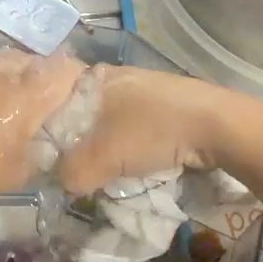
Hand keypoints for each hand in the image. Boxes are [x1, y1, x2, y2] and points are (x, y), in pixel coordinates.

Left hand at [0, 50, 85, 212]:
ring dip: (11, 72)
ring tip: (6, 93)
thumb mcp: (21, 171)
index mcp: (24, 97)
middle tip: (38, 96)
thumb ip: (45, 146)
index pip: (62, 68)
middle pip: (33, 60)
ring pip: (1, 58)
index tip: (71, 90)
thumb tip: (54, 136)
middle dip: (41, 75)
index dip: (72, 76)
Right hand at [54, 65, 241, 194]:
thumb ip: (71, 173)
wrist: (217, 126)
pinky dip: (127, 150)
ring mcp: (141, 91)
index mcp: (92, 77)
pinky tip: (132, 166)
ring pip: (106, 126)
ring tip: (104, 174)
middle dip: (77, 147)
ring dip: (105, 151)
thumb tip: (62, 183)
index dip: (45, 133)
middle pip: (80, 118)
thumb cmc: (151, 131)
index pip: (52, 103)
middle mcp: (113, 78)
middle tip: (75, 174)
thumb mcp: (101, 157)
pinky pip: (131, 131)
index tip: (46, 161)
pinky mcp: (162, 108)